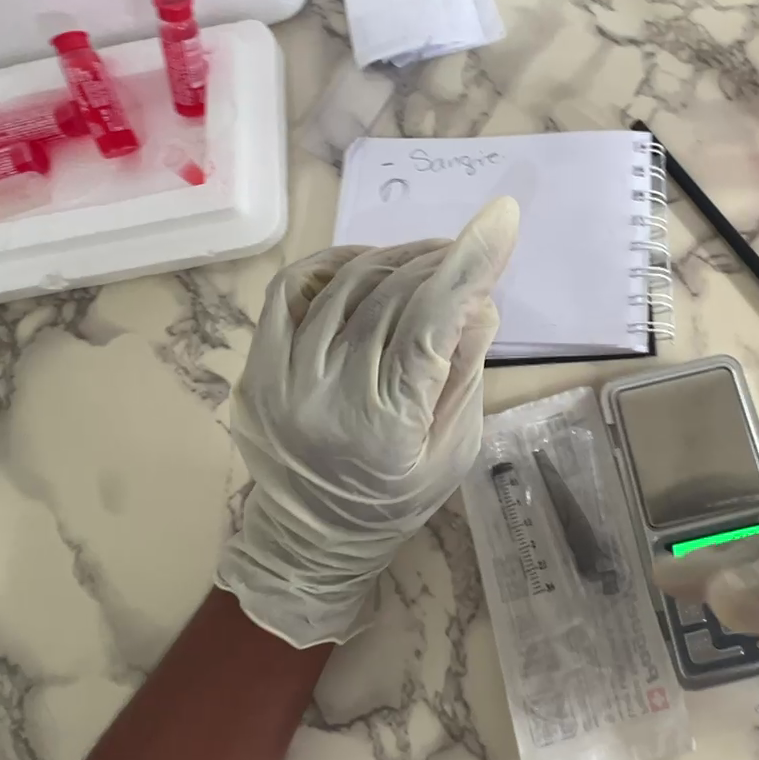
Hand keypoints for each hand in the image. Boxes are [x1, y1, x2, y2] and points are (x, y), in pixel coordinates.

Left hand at [217, 198, 518, 647]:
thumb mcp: (454, 448)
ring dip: (395, 259)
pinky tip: (365, 266)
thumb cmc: (396, 500)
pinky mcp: (256, 369)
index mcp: (386, 425)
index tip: (502, 216)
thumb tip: (476, 298)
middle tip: (465, 252)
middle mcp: (327, 395)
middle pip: (392, 295)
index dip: (468, 264)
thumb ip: (463, 370)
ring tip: (424, 260)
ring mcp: (281, 379)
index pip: (431, 322)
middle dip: (439, 261)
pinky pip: (291, 289)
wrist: (310, 543)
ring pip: (346, 284)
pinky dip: (333, 264)